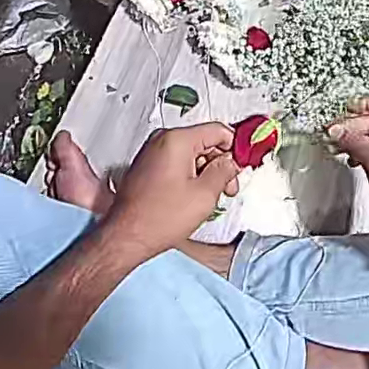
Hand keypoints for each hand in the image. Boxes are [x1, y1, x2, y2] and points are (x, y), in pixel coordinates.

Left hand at [101, 124, 241, 258]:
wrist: (126, 238)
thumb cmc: (158, 219)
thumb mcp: (205, 194)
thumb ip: (225, 171)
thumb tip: (233, 161)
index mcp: (177, 140)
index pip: (218, 131)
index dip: (235, 148)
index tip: (242, 164)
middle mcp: (162, 140)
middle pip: (205, 141)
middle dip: (220, 163)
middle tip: (228, 186)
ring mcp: (153, 151)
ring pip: (192, 152)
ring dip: (206, 171)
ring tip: (210, 196)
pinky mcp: (148, 164)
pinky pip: (178, 160)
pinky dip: (190, 174)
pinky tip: (194, 195)